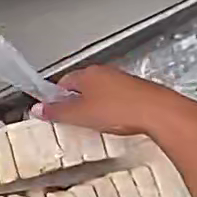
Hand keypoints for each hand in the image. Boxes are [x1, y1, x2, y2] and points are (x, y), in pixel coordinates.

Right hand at [41, 66, 196, 137]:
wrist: (159, 112)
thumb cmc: (118, 110)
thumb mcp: (80, 115)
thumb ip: (57, 112)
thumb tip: (37, 108)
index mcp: (87, 74)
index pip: (62, 82)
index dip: (56, 98)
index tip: (54, 112)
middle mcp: (104, 72)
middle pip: (81, 86)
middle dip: (76, 103)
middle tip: (74, 121)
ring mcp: (122, 80)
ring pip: (100, 92)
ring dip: (95, 106)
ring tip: (96, 124)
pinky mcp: (137, 91)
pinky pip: (116, 98)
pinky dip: (112, 109)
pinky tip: (115, 122)